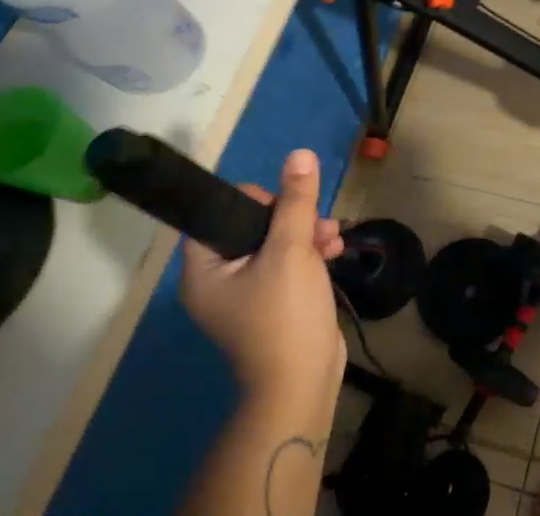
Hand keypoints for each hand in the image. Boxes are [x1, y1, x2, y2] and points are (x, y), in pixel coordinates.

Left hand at [180, 149, 347, 401]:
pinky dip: (309, 255)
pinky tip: (334, 249)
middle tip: (316, 219)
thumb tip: (299, 155)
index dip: (252, 200)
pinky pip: (287, 266)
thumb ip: (296, 201)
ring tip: (334, 235)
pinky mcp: (272, 306)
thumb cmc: (284, 314)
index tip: (285, 203)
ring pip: (274, 245)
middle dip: (291, 217)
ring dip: (306, 233)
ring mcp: (245, 296)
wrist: (301, 384)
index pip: (217, 214)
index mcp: (204, 270)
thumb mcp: (291, 250)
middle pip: (251, 226)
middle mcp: (217, 281)